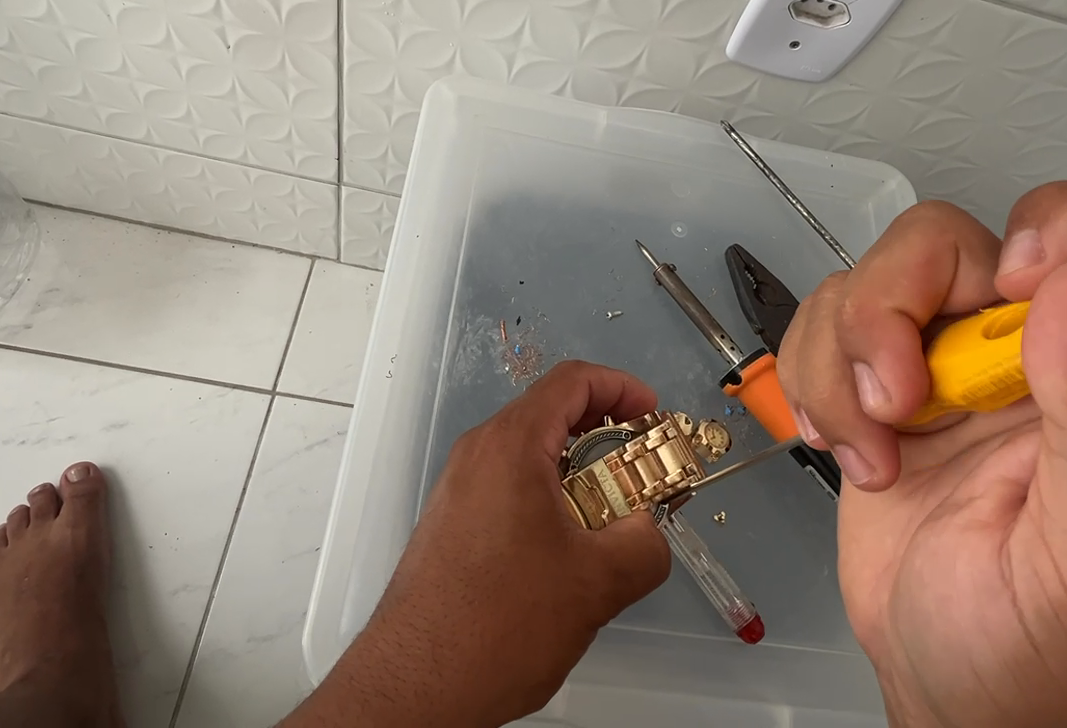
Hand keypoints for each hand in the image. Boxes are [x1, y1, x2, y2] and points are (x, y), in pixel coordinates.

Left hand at [288, 360, 670, 727]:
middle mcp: (479, 451)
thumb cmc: (502, 621)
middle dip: (605, 428)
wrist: (414, 686)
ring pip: (529, 450)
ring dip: (578, 465)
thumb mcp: (596, 583)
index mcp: (511, 445)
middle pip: (549, 411)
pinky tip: (569, 540)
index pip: (571, 380)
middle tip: (643, 463)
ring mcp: (460, 484)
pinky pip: (509, 481)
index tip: (653, 416)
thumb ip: (644, 545)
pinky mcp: (452, 518)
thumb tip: (651, 532)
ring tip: (614, 508)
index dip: (621, 386)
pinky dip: (549, 489)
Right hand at [777, 185, 1066, 727]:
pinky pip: (820, 323)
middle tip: (894, 397)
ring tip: (866, 447)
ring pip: (869, 277)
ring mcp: (940, 363)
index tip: (1009, 289)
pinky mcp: (871, 382)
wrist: (946, 689)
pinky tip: (842, 446)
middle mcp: (1025, 350)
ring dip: (838, 358)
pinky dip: (809, 379)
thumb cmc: (1044, 653)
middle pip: (953, 238)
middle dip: (894, 303)